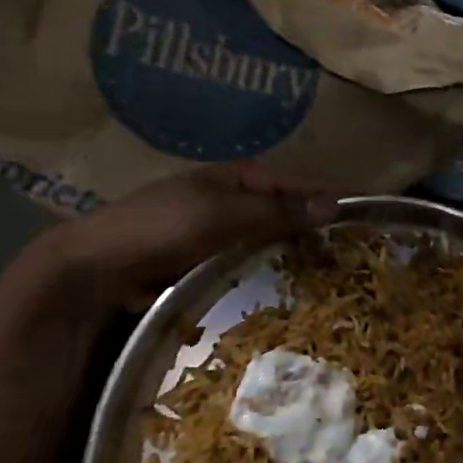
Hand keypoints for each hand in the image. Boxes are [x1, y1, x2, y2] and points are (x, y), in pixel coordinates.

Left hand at [42, 164, 339, 305]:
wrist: (96, 267)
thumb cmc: (160, 228)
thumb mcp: (221, 215)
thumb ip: (276, 212)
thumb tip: (333, 205)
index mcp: (234, 177)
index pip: (295, 182)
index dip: (329, 194)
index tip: (366, 211)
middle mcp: (230, 199)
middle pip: (285, 208)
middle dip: (318, 224)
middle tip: (356, 249)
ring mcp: (217, 230)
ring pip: (270, 236)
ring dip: (298, 249)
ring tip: (333, 270)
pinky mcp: (206, 260)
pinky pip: (251, 259)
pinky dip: (273, 268)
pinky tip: (290, 285)